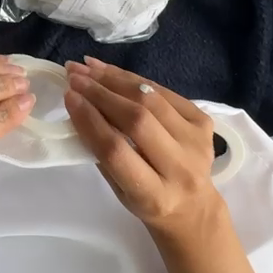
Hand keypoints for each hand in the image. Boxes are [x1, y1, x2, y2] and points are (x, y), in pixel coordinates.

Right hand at [64, 57, 228, 244]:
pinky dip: (132, 78)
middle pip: (137, 120)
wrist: (195, 206)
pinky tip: (109, 70)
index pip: (116, 151)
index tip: (68, 96)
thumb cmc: (147, 200)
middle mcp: (181, 168)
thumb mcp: (119, 188)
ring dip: (114, 78)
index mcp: (154, 196)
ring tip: (87, 66)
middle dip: (100, 93)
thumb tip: (79, 105)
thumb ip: (102, 152)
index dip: (90, 120)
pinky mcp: (204, 122)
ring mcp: (197, 142)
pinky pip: (163, 91)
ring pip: (150, 99)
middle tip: (74, 75)